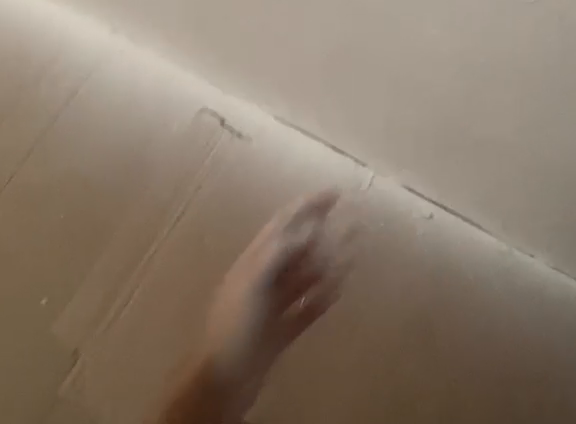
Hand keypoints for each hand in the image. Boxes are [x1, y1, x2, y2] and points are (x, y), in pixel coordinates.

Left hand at [200, 190, 351, 398]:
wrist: (220, 383)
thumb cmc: (232, 328)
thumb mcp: (252, 284)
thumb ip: (278, 253)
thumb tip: (308, 228)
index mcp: (254, 260)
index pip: (284, 223)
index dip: (308, 206)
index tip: (335, 193)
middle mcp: (265, 277)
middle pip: (299, 246)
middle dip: (325, 228)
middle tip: (354, 216)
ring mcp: (274, 304)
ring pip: (307, 275)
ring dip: (330, 260)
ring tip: (355, 247)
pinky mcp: (282, 330)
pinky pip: (308, 307)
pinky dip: (324, 295)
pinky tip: (340, 287)